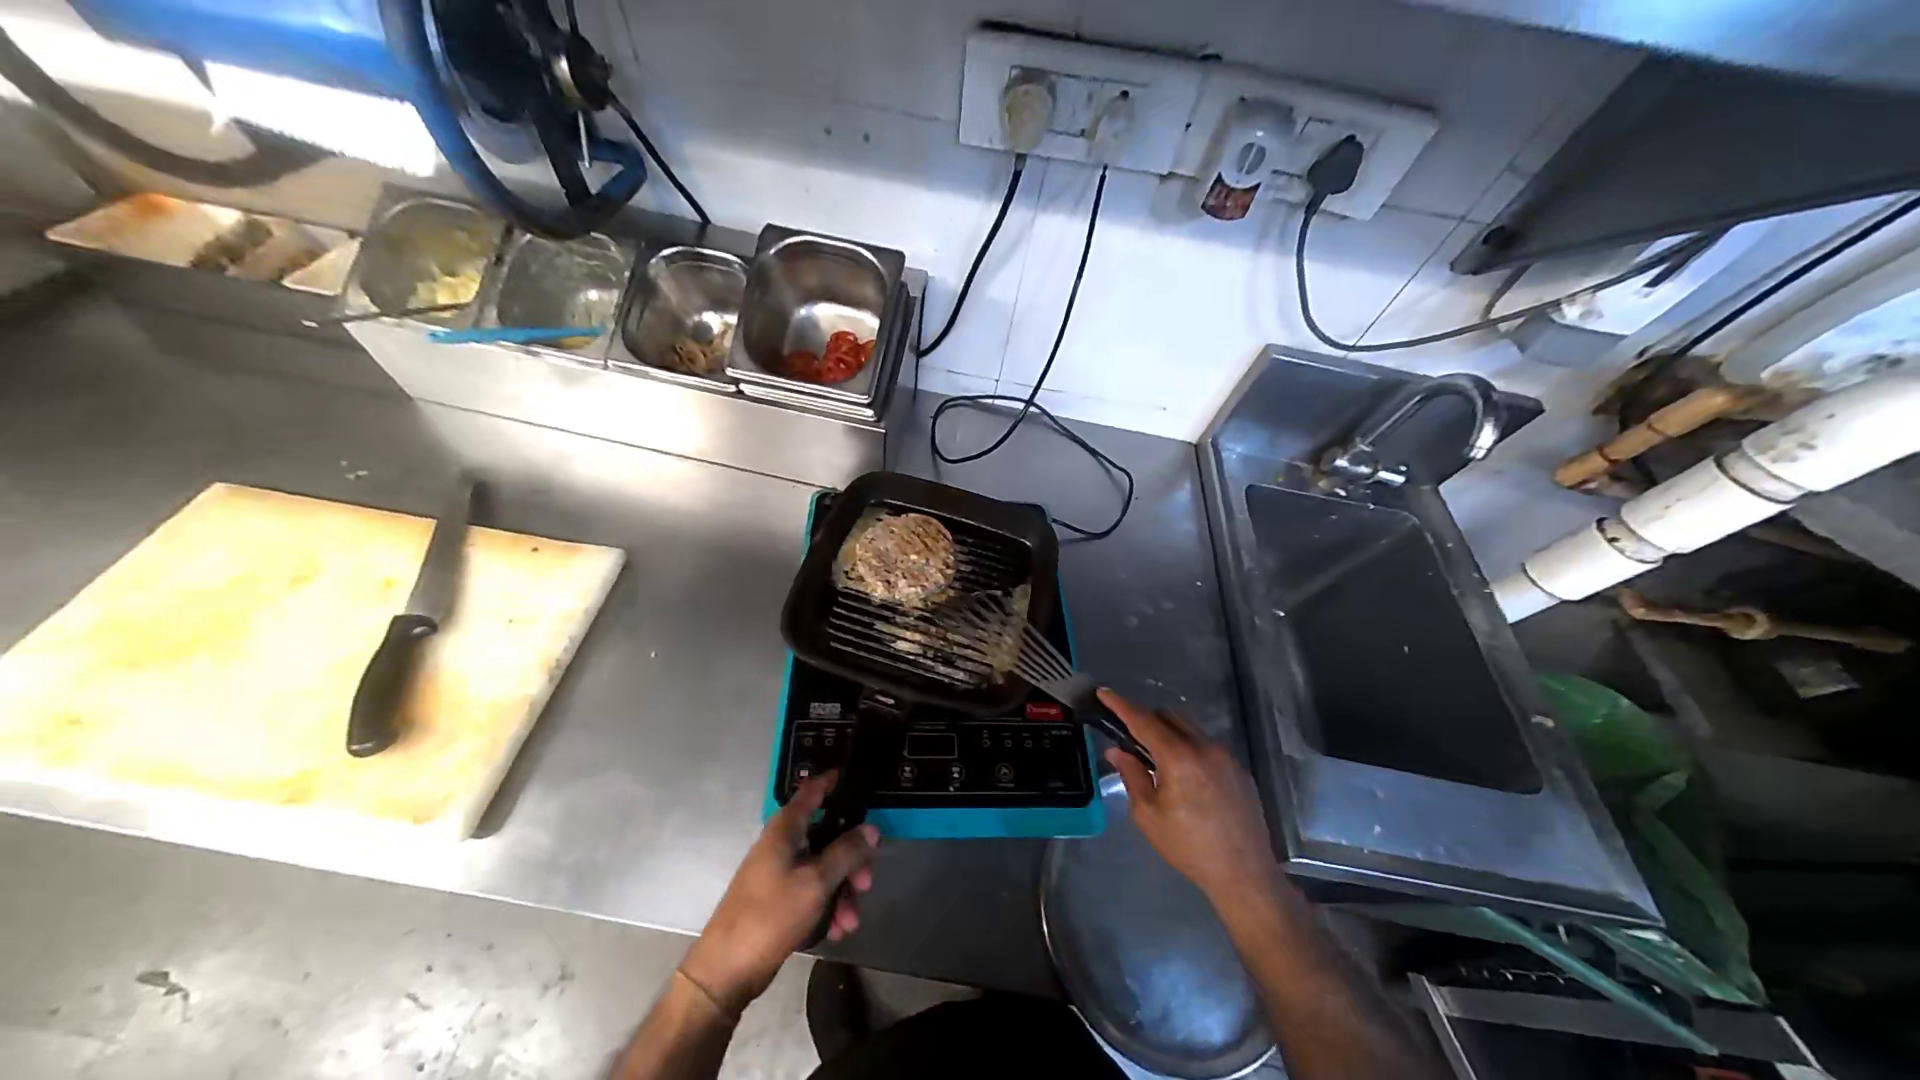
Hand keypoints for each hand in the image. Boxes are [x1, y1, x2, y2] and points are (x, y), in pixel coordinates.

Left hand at [680, 772, 879, 1014]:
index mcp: (785, 829)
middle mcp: (782, 844)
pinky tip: (836, 931)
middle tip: (866, 884)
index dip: (833, 782)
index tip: (855, 779)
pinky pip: (813, 892)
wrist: (727, 970)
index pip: (812, 791)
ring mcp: (779, 873)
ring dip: (842, 893)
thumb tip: (871, 828)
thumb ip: (846, 852)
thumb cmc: (770, 915)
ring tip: (850, 922)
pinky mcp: (779, 900)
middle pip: (828, 837)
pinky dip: (828, 907)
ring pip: (824, 869)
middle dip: (852, 860)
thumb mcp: (816, 882)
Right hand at [1100, 689, 1278, 907]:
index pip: (1143, 720)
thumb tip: (1117, 751)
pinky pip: (1208, 746)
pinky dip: (1190, 749)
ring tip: (1159, 762)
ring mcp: (1226, 757)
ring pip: (1190, 728)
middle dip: (1146, 720)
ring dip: (1170, 734)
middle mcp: (1205, 747)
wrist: (1244, 874)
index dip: (1120, 705)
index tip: (1104, 693)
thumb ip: (1132, 775)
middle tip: (1131, 740)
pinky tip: (1187, 779)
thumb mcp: (1148, 815)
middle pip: (1169, 716)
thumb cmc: (1189, 847)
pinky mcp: (1239, 770)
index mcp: (1179, 757)